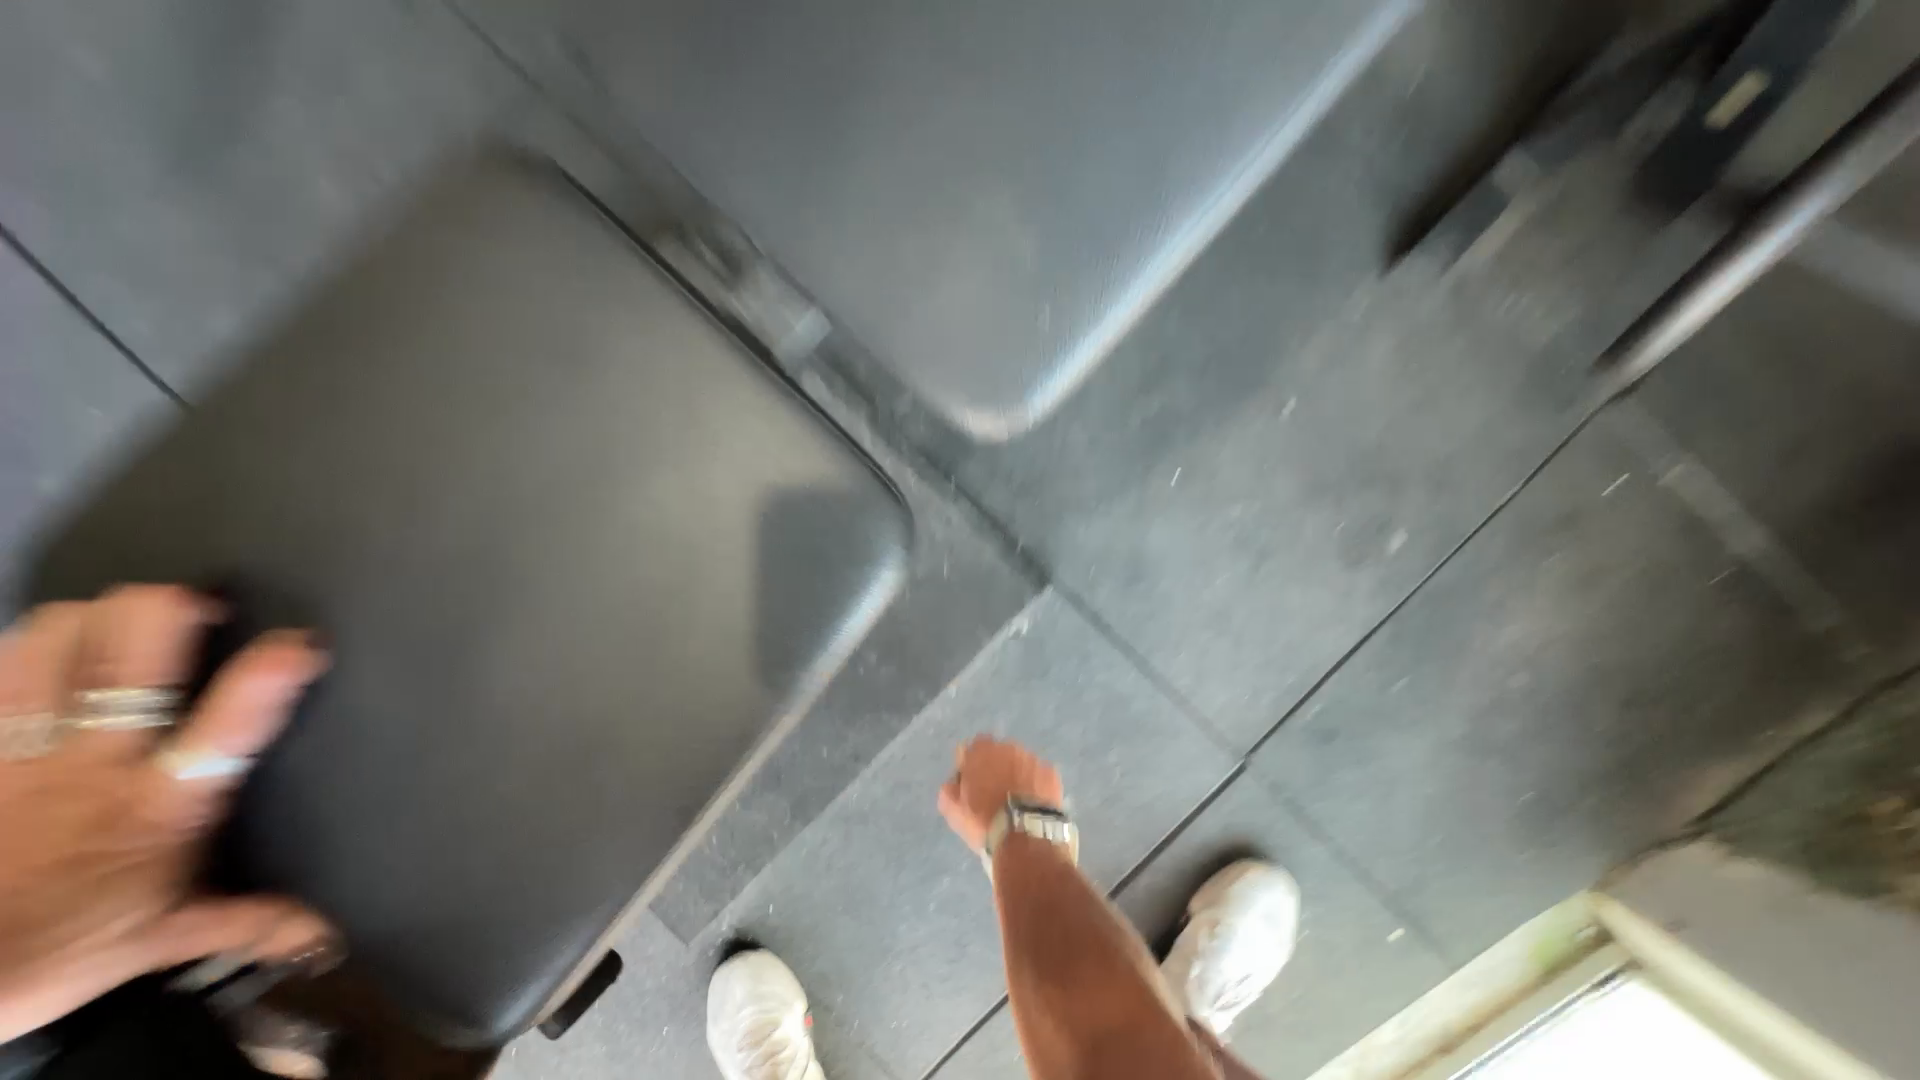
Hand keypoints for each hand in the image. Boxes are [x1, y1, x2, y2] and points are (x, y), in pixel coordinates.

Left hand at [0, 585, 333, 1041]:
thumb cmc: (68, 947)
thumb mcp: (167, 938)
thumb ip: (253, 922)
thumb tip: (329, 935)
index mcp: (162, 805)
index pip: (229, 729)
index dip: (269, 677)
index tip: (302, 643)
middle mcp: (98, 767)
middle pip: (128, 665)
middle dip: (162, 615)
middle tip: (197, 604)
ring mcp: (25, 756)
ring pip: (46, 652)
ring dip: (84, 621)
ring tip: (116, 617)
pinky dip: (16, 653)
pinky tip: (41, 644)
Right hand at [938, 736, 1064, 852]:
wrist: (1024, 836)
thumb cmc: (983, 821)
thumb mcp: (953, 809)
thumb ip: (950, 787)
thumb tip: (956, 782)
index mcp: (980, 751)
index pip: (971, 749)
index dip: (969, 766)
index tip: (970, 785)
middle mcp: (1007, 747)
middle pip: (997, 754)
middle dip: (995, 768)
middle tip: (993, 793)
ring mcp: (1032, 758)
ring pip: (1020, 763)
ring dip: (1016, 775)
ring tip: (1015, 801)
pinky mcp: (1051, 773)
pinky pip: (1038, 775)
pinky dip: (1035, 785)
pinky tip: (1032, 805)